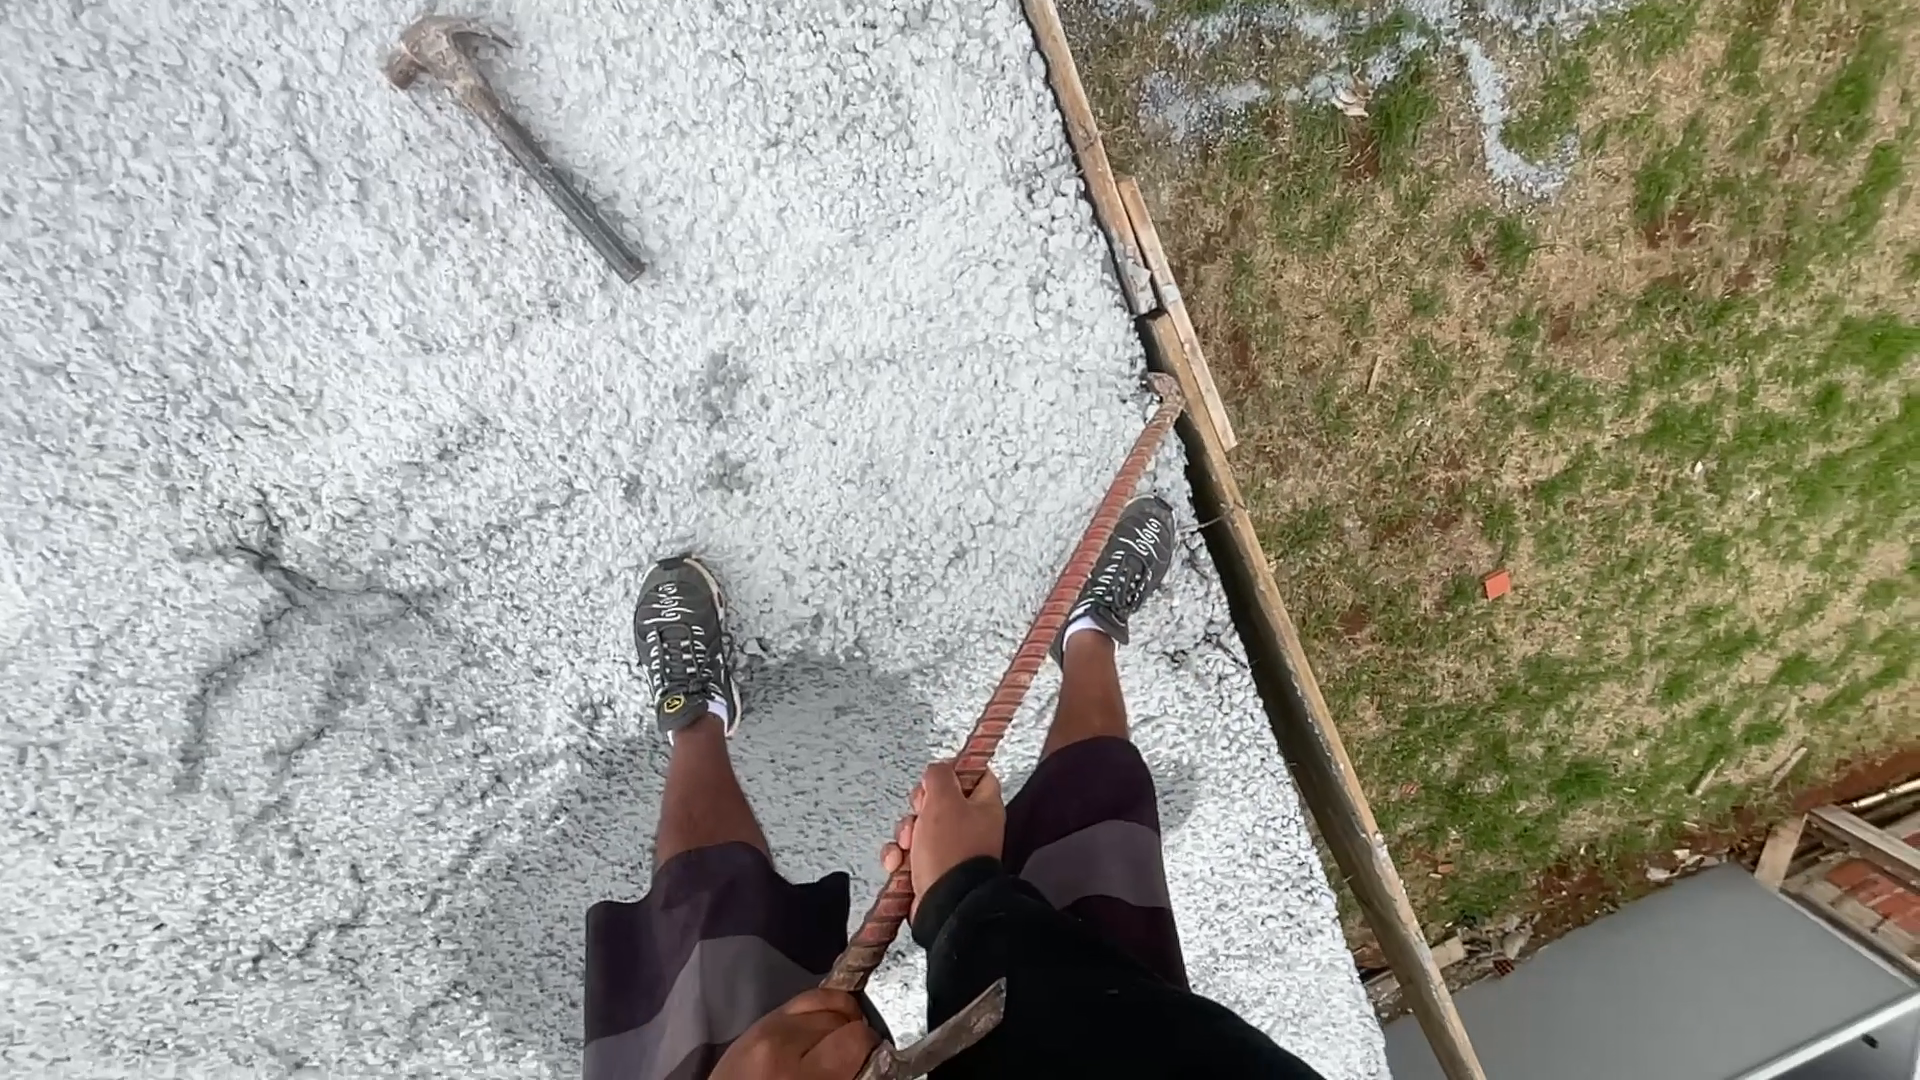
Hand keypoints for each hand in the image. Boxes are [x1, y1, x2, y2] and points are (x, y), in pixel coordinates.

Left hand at [710, 988, 879, 1079]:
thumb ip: (846, 1078)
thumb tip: (875, 1061)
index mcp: (798, 1076)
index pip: (856, 1039)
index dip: (872, 1052)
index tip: (872, 1065)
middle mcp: (780, 1043)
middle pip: (844, 1017)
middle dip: (855, 1038)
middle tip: (853, 1062)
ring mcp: (766, 1027)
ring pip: (827, 1002)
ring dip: (838, 1023)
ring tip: (837, 1046)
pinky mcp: (758, 1022)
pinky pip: (803, 1000)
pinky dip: (820, 1012)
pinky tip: (822, 1031)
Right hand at [882, 760, 1004, 918]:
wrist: (945, 906)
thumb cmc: (950, 848)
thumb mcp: (944, 798)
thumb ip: (939, 775)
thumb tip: (935, 772)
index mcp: (984, 806)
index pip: (976, 774)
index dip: (954, 771)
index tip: (937, 777)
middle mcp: (970, 825)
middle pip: (940, 799)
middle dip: (919, 805)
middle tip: (920, 813)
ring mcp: (950, 849)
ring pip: (919, 824)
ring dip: (905, 832)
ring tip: (908, 845)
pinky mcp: (931, 869)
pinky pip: (908, 853)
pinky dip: (899, 856)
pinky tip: (898, 864)